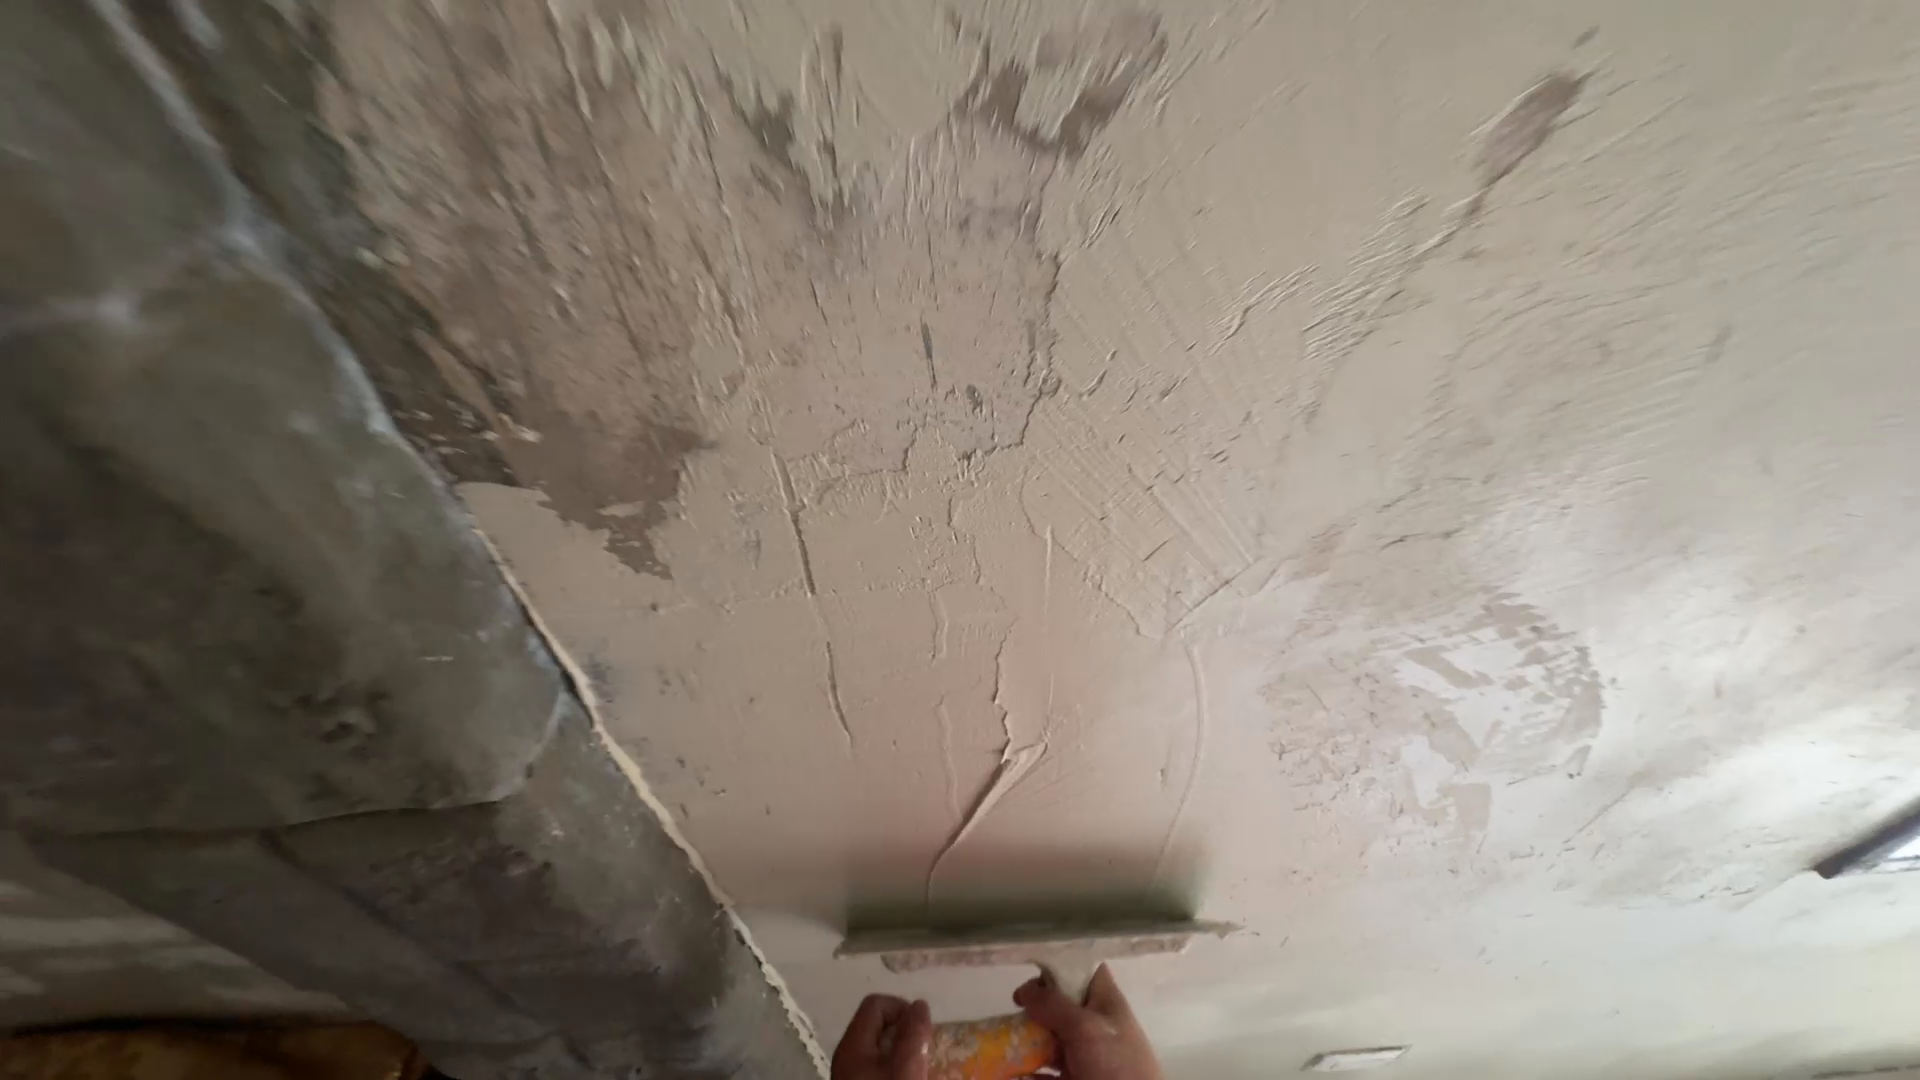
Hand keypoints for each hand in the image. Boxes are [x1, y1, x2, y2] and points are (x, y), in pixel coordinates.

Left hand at [833, 994, 932, 1079]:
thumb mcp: (904, 1068)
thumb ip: (912, 1035)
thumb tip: (919, 1004)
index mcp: (851, 1043)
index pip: (876, 1003)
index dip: (901, 1008)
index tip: (921, 1029)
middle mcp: (847, 1054)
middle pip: (877, 1025)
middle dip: (904, 1031)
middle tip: (923, 1049)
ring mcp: (850, 1073)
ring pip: (878, 1048)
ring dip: (901, 1050)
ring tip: (920, 1064)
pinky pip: (876, 1066)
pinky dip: (894, 1066)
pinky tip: (907, 1075)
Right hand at [1014, 964, 1163, 1079]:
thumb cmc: (1116, 1067)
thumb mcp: (1086, 1028)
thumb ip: (1054, 1005)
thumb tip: (1025, 990)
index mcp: (1105, 1002)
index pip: (1084, 969)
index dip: (1061, 964)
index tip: (1032, 970)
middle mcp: (1093, 1025)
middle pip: (1060, 1004)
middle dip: (1035, 1004)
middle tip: (1015, 1009)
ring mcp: (1083, 1057)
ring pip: (1049, 1039)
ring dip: (1026, 1039)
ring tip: (1003, 1037)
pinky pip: (1043, 1073)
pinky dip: (1026, 1072)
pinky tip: (1010, 1071)